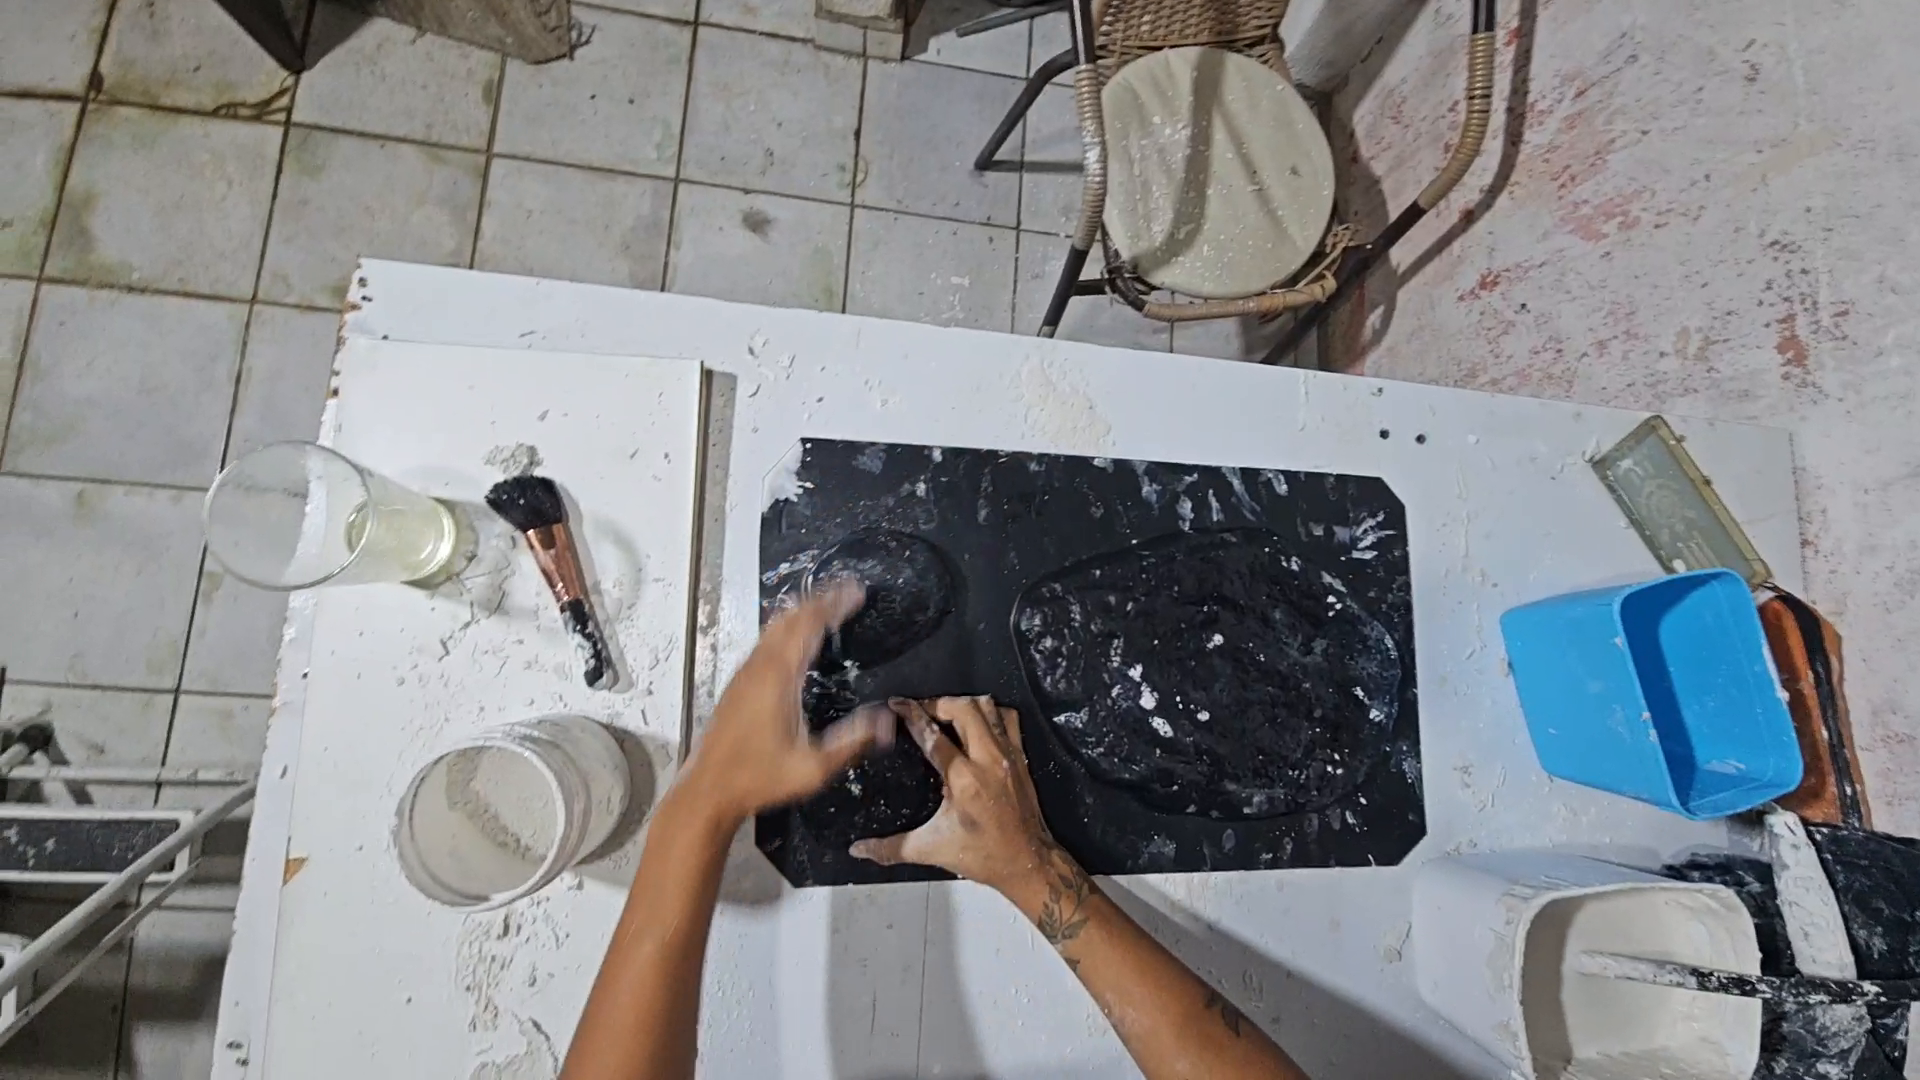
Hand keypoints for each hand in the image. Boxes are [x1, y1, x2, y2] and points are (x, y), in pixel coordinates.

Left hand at [682, 582, 894, 822]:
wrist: (708, 791)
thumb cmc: (760, 777)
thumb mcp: (813, 767)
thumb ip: (851, 742)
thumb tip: (888, 721)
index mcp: (778, 676)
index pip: (808, 625)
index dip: (833, 603)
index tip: (856, 590)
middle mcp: (759, 666)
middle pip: (789, 617)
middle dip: (819, 599)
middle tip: (847, 590)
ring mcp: (745, 672)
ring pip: (774, 626)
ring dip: (801, 610)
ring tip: (827, 604)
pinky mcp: (738, 682)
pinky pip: (765, 639)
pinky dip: (787, 626)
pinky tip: (796, 636)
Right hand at [849, 696, 1057, 895]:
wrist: (1028, 862)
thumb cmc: (982, 855)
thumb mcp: (932, 850)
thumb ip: (891, 848)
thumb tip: (857, 850)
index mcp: (964, 780)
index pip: (933, 736)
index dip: (912, 715)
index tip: (897, 703)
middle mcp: (987, 759)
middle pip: (963, 709)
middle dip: (938, 703)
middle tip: (921, 709)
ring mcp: (1007, 754)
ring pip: (987, 707)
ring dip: (963, 703)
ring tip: (946, 712)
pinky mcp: (1020, 755)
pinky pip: (1008, 718)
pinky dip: (991, 712)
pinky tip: (976, 721)